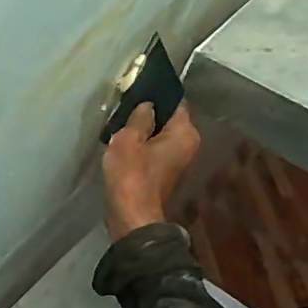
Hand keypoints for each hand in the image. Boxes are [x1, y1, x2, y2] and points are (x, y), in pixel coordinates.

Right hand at [103, 102, 200, 238]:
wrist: (131, 217)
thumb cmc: (131, 176)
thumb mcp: (129, 140)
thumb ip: (139, 118)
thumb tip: (147, 106)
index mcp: (185, 133)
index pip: (175, 102)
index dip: (156, 95)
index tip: (136, 90)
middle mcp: (187, 145)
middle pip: (167, 120)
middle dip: (148, 114)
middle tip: (123, 109)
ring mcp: (177, 162)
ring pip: (159, 136)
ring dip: (142, 132)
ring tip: (120, 127)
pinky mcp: (163, 174)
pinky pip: (153, 151)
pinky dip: (141, 148)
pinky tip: (123, 146)